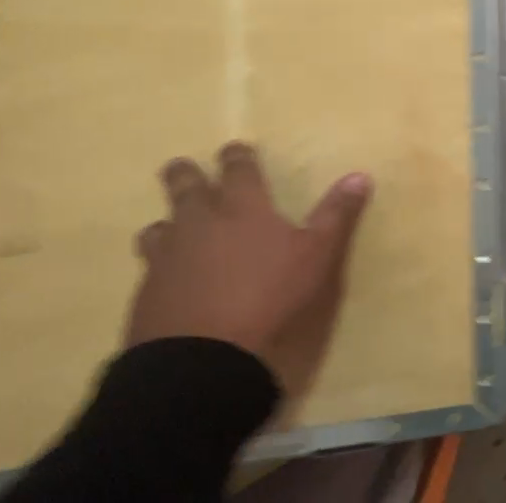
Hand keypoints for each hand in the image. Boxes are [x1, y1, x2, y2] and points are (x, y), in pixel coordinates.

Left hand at [127, 142, 372, 402]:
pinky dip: (161, 260)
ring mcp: (166, 259)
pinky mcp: (146, 294)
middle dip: (185, 175)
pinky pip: (150, 265)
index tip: (234, 148)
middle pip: (185, 190)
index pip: (238, 172)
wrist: (200, 357)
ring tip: (169, 223)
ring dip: (167, 221)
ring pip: (159, 228)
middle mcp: (199, 225)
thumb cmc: (268, 296)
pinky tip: (169, 273)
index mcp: (242, 210)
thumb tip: (359, 175)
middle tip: (181, 165)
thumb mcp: (317, 254)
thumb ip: (336, 214)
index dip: (237, 158)